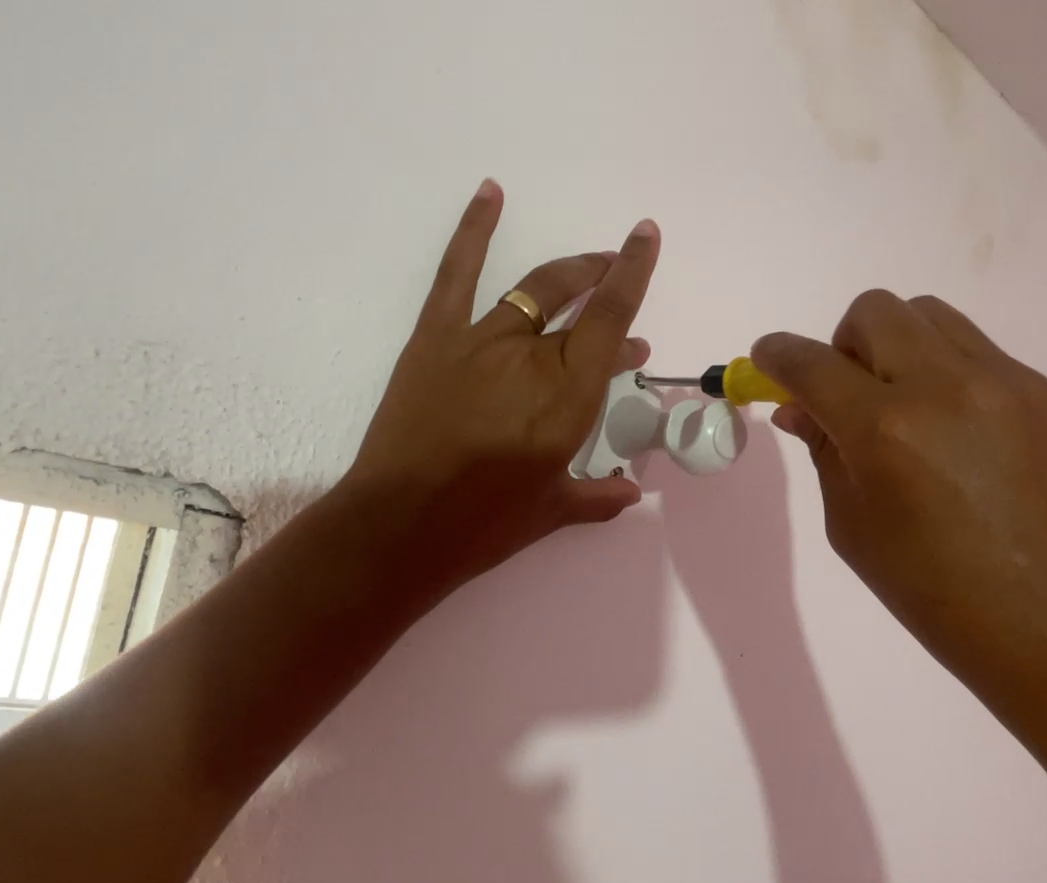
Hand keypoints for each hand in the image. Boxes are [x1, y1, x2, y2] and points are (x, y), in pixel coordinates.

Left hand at [344, 180, 659, 588]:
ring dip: (566, 272)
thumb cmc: (483, 524)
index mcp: (568, 398)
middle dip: (606, 284)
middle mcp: (533, 357)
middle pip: (579, 308)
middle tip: (616, 278)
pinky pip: (457, 273)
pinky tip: (491, 194)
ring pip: (533, 288)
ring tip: (584, 265)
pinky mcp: (435, 337)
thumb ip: (595, 497)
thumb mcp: (549, 513)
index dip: (632, 274)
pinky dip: (474, 229)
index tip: (645, 238)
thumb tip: (630, 494)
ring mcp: (481, 340)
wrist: (400, 524)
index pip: (610, 321)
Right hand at [755, 290, 1046, 696]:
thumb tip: (801, 408)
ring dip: (899, 348)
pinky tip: (965, 441)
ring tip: (908, 411)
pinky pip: (984, 356)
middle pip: (875, 312)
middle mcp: (947, 385)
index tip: (767, 360)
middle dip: (843, 344)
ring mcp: (1009, 382)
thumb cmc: (933, 594)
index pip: (811, 363)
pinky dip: (952, 379)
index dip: (777, 355)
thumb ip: (824, 453)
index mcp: (886, 429)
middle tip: (848, 397)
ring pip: (933, 319)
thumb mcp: (853, 529)